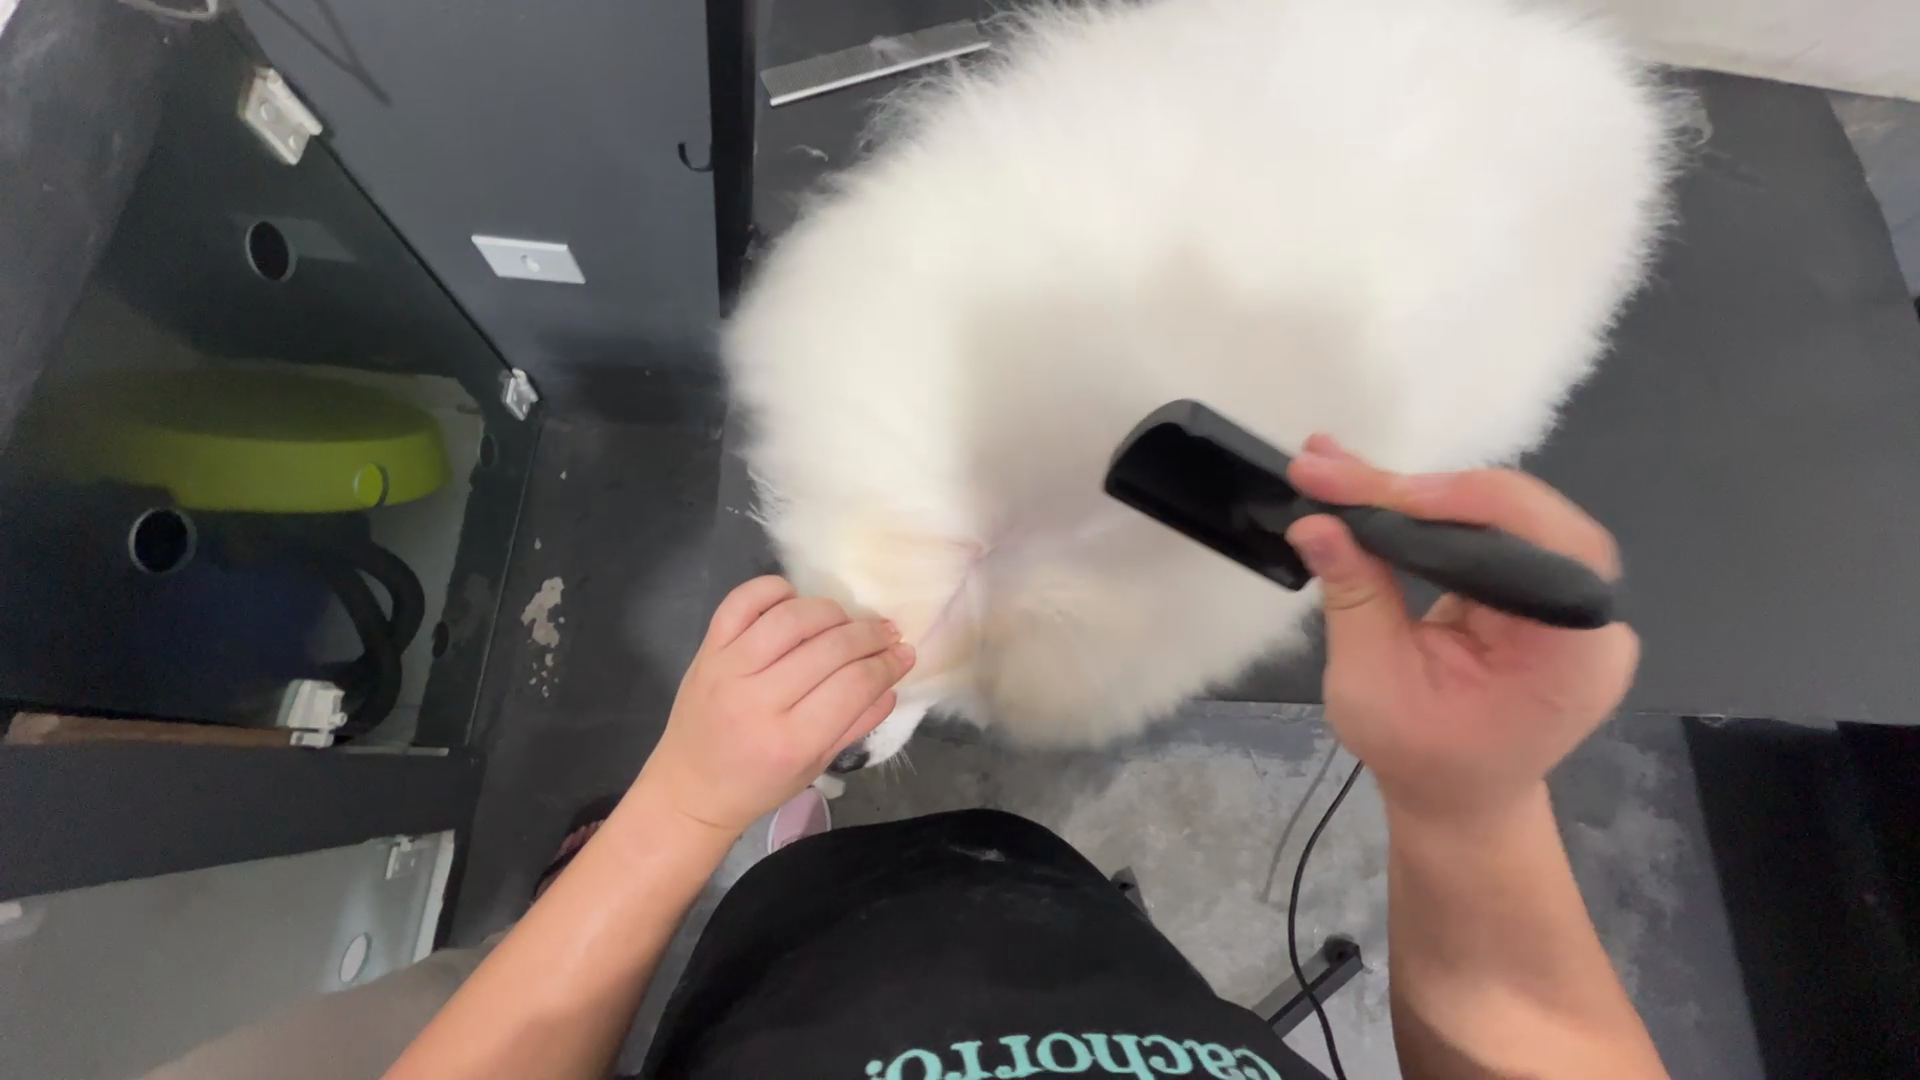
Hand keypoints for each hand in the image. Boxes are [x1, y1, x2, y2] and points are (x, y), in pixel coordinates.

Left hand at [634, 576, 914, 835]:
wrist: (690, 788)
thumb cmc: (760, 783)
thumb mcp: (817, 765)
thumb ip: (859, 722)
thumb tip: (895, 677)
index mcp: (789, 741)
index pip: (854, 684)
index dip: (887, 664)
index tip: (904, 654)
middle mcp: (757, 700)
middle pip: (830, 647)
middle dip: (870, 635)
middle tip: (887, 634)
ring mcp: (727, 668)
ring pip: (793, 617)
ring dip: (832, 611)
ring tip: (847, 621)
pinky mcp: (708, 648)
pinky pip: (744, 600)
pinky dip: (776, 590)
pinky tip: (797, 602)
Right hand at [1283, 436, 1637, 822]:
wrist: (1458, 798)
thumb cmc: (1419, 759)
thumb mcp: (1371, 683)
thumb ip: (1354, 598)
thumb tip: (1314, 523)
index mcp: (1569, 647)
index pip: (1531, 539)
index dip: (1451, 501)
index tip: (1361, 490)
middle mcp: (1585, 611)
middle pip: (1512, 515)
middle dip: (1413, 489)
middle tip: (1327, 470)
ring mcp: (1561, 598)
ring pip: (1492, 515)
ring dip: (1408, 492)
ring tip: (1334, 470)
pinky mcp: (1527, 591)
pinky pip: (1479, 534)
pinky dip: (1419, 511)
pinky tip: (1365, 490)